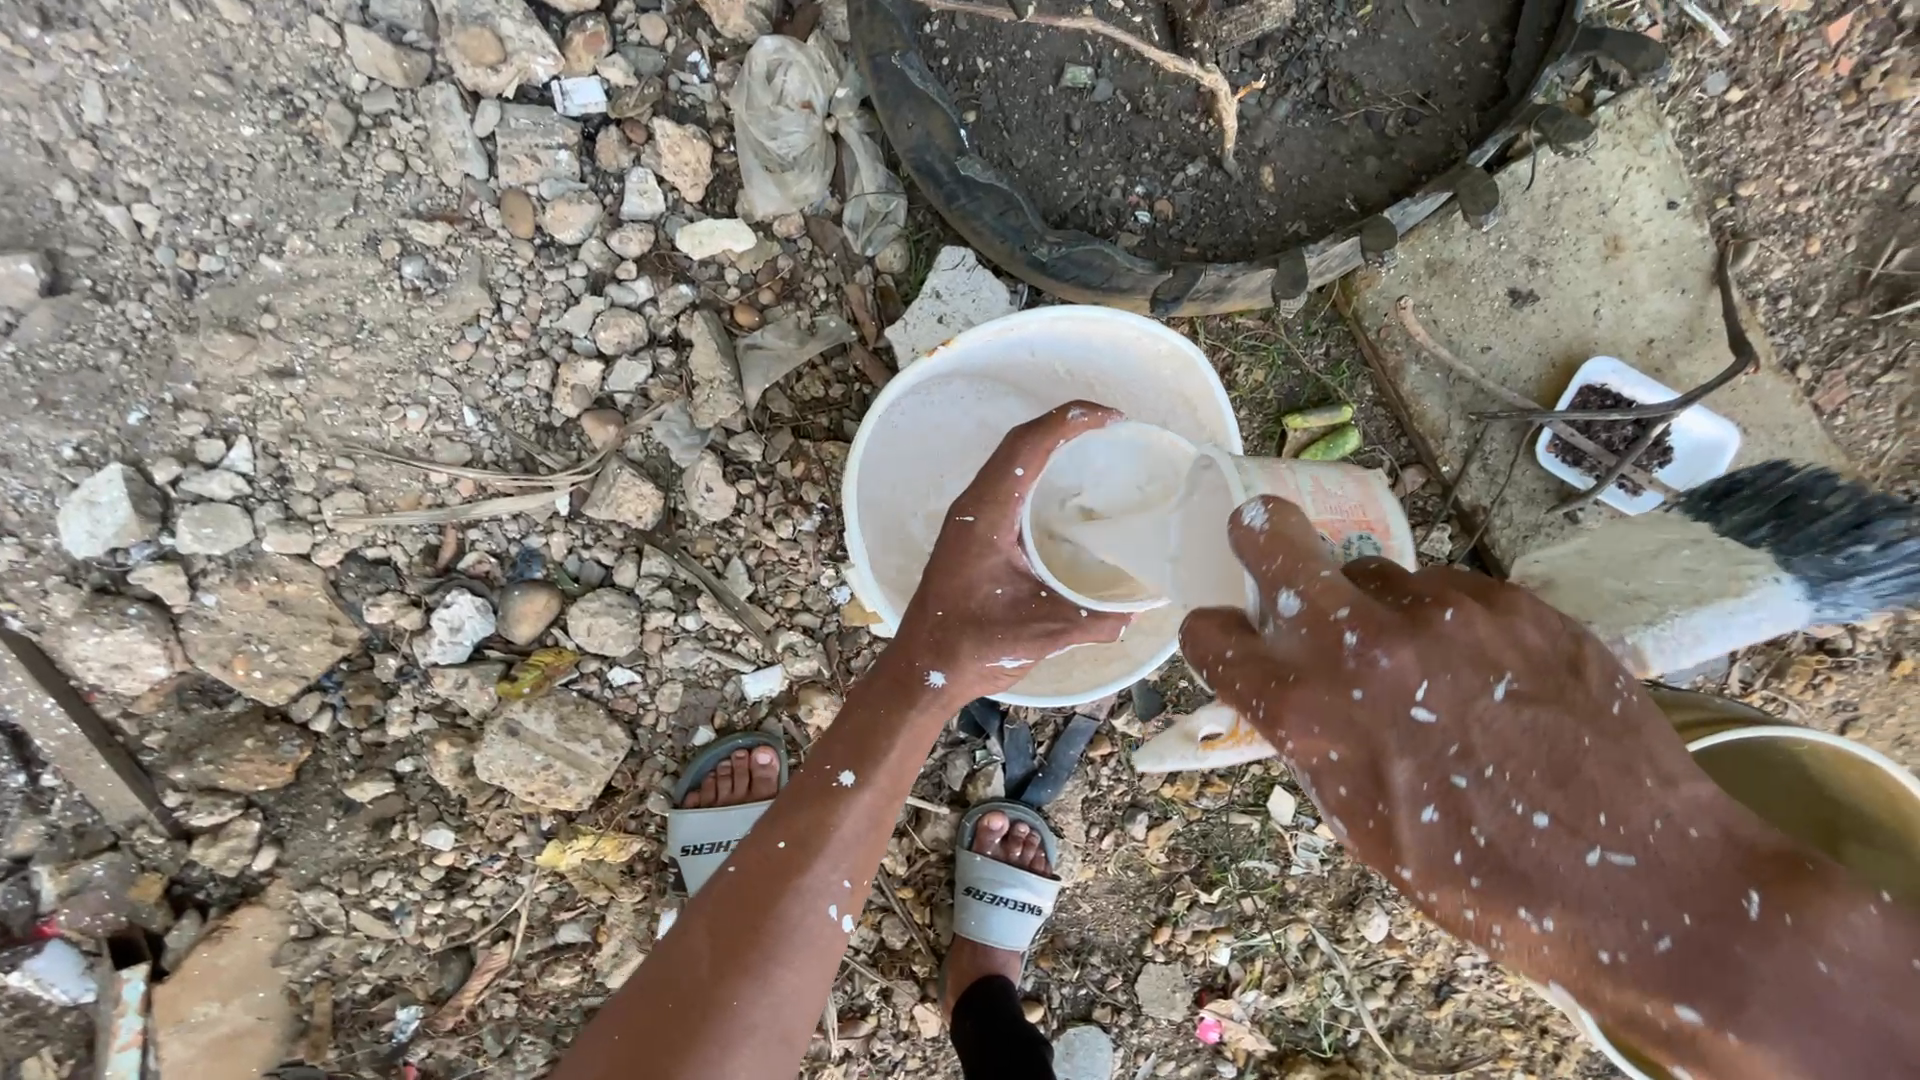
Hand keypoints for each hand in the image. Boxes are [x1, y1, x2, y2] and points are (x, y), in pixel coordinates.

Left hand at [889, 402, 1132, 698]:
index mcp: (986, 515)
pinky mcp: (973, 534)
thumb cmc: (970, 645)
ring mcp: (971, 519)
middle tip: (1112, 429)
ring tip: (1095, 450)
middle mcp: (975, 507)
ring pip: (1011, 463)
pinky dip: (1038, 475)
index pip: (1027, 447)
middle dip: (1066, 426)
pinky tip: (1066, 497)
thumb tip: (1134, 611)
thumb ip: (1092, 621)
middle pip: (1019, 445)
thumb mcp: (1039, 632)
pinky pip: (1009, 487)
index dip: (1069, 421)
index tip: (1112, 418)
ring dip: (1049, 447)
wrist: (924, 668)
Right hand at [1177, 496, 1745, 984]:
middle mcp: (1362, 643)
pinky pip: (1449, 590)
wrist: (1650, 884)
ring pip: (1374, 573)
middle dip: (1258, 533)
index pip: (1213, 635)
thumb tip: (1289, 691)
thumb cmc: (1479, 877)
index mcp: (1310, 711)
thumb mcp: (1356, 823)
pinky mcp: (1515, 601)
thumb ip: (1309, 738)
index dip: (1214, 637)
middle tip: (1261, 532)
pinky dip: (1447, 619)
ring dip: (1373, 606)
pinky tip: (1488, 671)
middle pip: (1273, 539)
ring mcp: (1444, 612)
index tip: (1229, 641)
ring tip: (1422, 660)